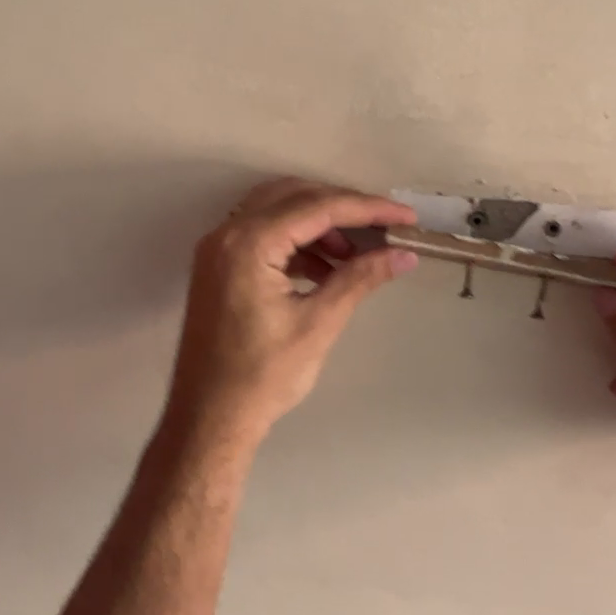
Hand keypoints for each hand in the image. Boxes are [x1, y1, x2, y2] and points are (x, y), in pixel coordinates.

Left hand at [165, 177, 417, 438]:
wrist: (210, 417)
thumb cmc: (262, 377)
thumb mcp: (318, 324)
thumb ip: (359, 279)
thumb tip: (402, 255)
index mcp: (248, 244)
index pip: (317, 207)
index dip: (367, 208)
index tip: (405, 218)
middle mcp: (226, 235)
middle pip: (294, 197)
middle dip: (343, 208)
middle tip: (384, 228)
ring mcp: (217, 251)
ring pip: (277, 212)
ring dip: (319, 225)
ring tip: (355, 257)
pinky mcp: (218, 268)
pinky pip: (262, 235)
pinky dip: (296, 242)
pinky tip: (324, 270)